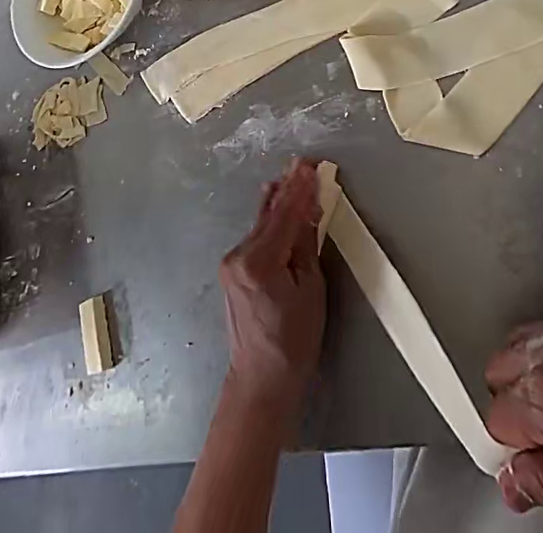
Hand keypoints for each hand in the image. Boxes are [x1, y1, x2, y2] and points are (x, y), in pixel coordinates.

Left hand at [218, 158, 326, 406]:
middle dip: (288, 189)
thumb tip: (308, 210)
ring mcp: (231, 262)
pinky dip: (271, 222)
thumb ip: (306, 244)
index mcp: (259, 261)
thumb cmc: (295, 340)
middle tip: (303, 164)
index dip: (300, 189)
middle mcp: (238, 255)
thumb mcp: (311, 289)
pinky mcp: (232, 270)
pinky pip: (255, 237)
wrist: (261, 378)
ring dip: (278, 202)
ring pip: (261, 224)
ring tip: (293, 177)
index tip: (311, 166)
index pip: (284, 214)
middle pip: (269, 214)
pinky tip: (279, 209)